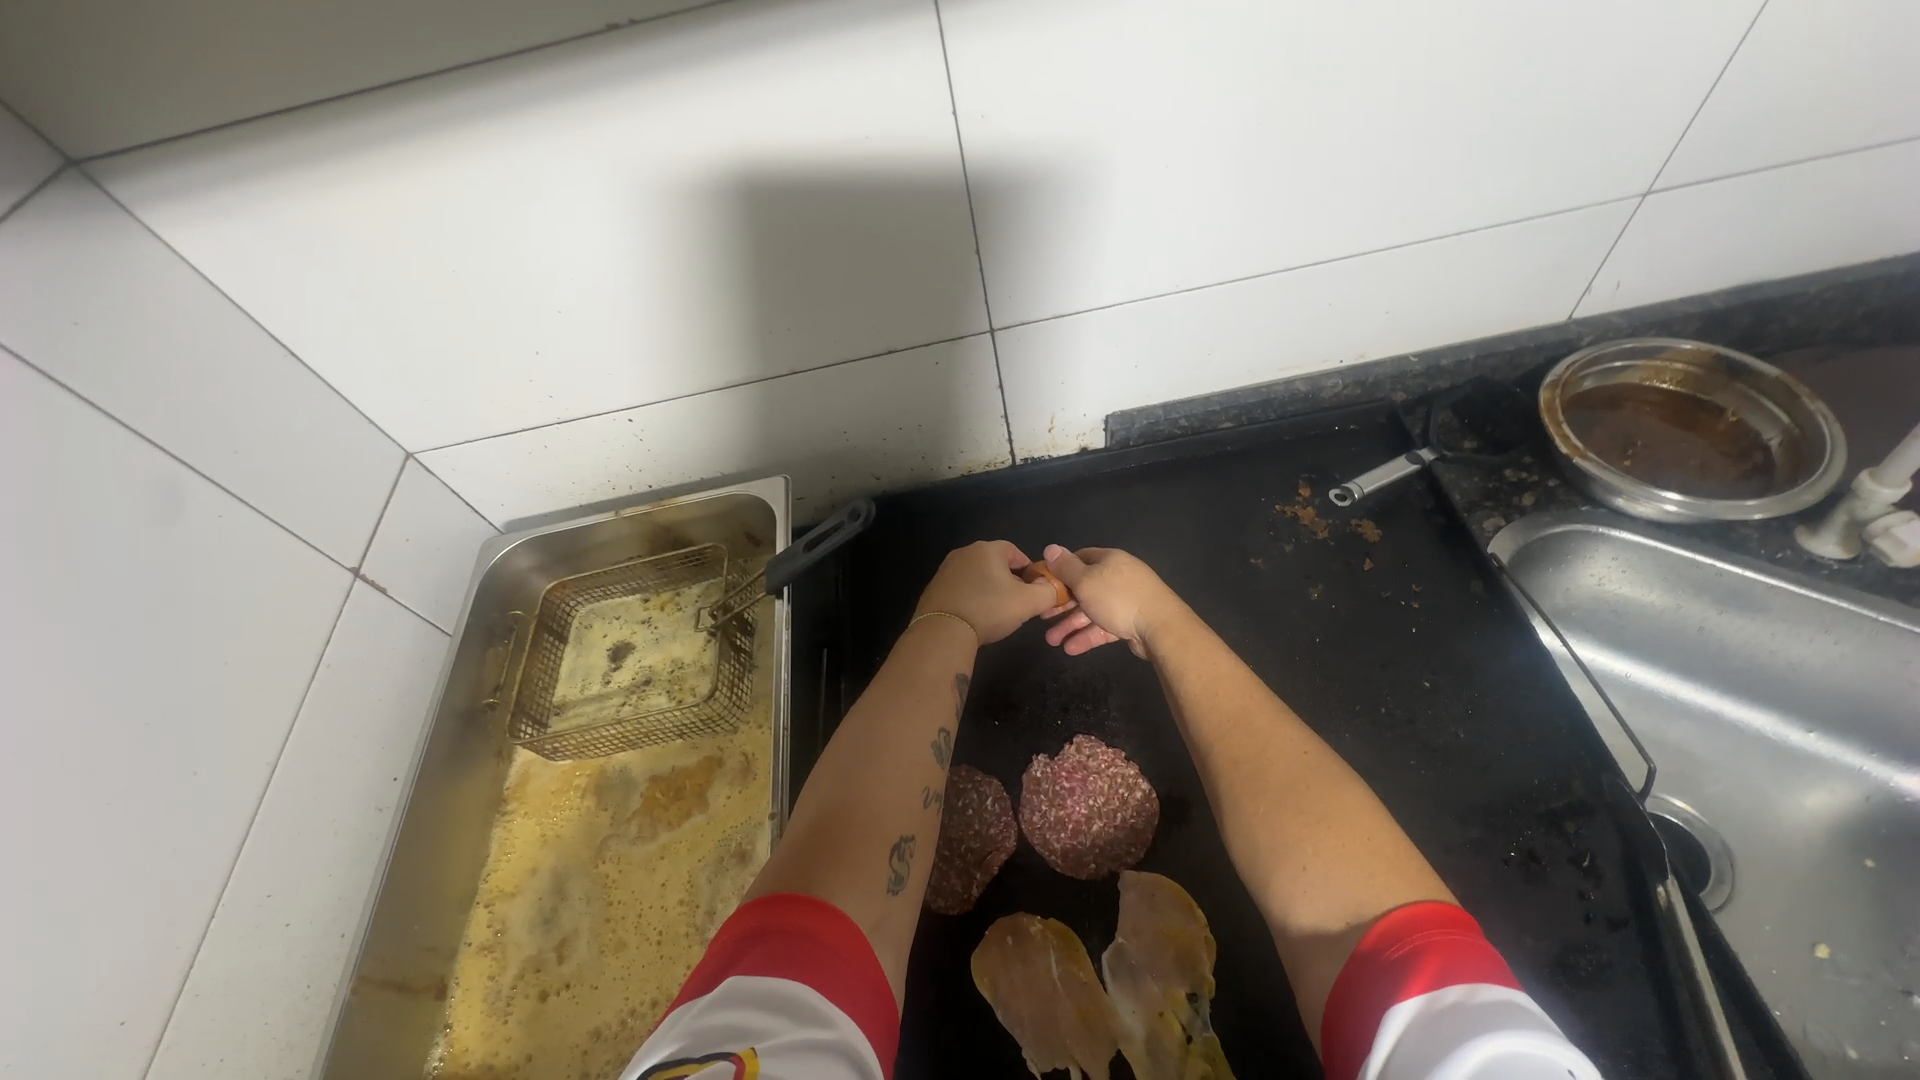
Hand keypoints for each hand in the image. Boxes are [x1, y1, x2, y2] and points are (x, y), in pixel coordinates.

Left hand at [915, 541, 1061, 644]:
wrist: (943, 630)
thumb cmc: (989, 610)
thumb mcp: (1028, 602)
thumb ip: (1048, 592)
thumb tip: (1052, 587)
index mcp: (987, 549)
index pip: (1014, 551)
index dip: (1028, 569)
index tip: (1034, 588)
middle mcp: (964, 553)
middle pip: (994, 563)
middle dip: (1008, 580)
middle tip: (1017, 602)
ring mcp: (945, 570)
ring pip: (976, 576)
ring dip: (988, 589)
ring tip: (996, 612)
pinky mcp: (934, 588)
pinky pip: (960, 589)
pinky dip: (970, 598)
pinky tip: (975, 616)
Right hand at [1041, 545, 1187, 659]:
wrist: (1159, 626)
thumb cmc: (1117, 597)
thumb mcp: (1085, 580)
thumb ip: (1065, 567)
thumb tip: (1050, 548)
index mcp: (1108, 560)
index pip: (1079, 559)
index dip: (1060, 570)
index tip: (1043, 584)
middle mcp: (1117, 577)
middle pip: (1083, 588)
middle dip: (1062, 605)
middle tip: (1043, 618)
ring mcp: (1124, 600)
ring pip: (1091, 611)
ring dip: (1071, 625)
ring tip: (1052, 641)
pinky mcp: (1129, 622)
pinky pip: (1103, 627)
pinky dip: (1087, 636)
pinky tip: (1070, 649)